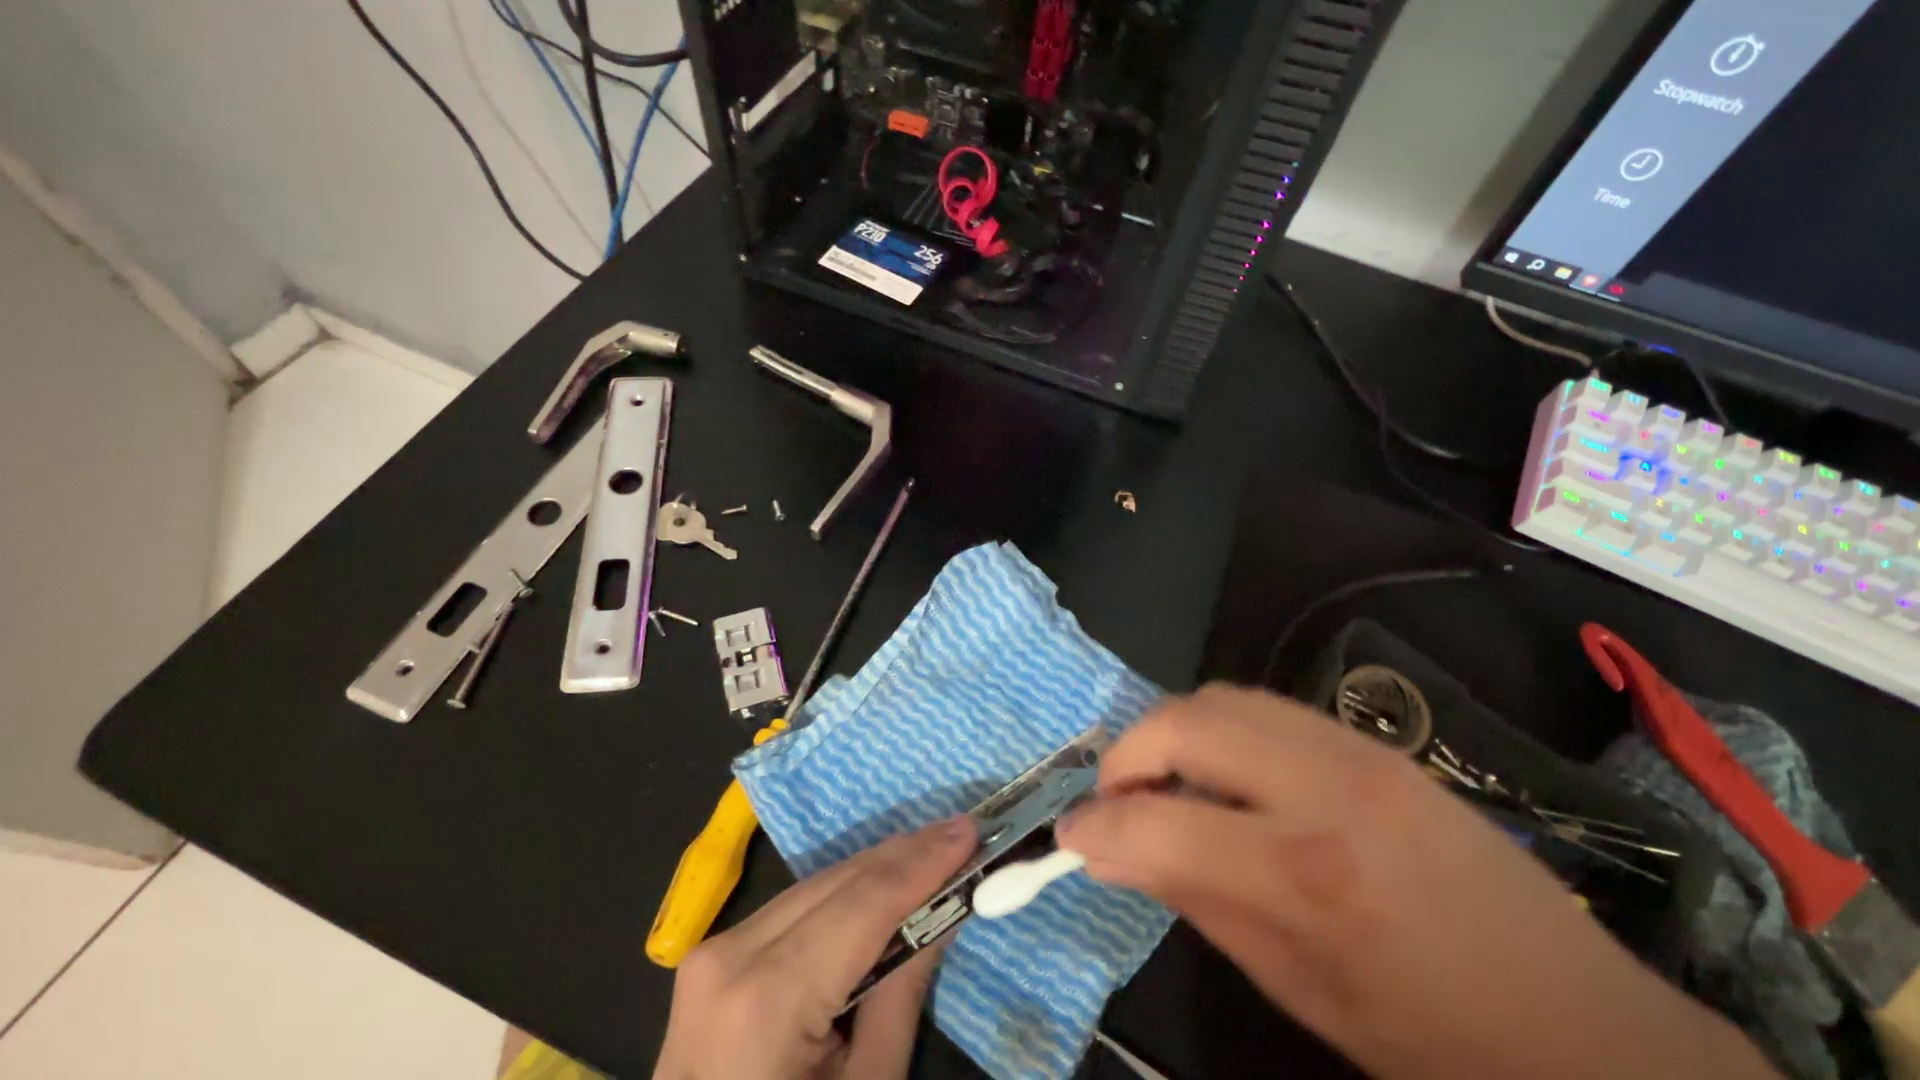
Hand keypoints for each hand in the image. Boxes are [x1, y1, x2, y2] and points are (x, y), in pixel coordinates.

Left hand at [651, 818, 975, 1079]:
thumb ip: (901, 995)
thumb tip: (941, 914)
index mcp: (769, 997)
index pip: (863, 904)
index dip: (921, 863)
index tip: (971, 830)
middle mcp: (731, 955)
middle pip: (836, 885)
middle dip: (904, 856)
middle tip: (962, 833)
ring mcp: (710, 953)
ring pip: (812, 888)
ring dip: (875, 869)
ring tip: (932, 850)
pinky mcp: (708, 958)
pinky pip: (787, 909)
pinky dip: (839, 894)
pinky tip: (878, 883)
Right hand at [1056, 684, 1778, 1079]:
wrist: (1580, 1026)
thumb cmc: (1428, 1038)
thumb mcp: (1294, 988)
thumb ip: (1196, 901)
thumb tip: (1117, 851)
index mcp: (1304, 874)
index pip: (1154, 821)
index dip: (1094, 827)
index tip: (1070, 838)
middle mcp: (1329, 789)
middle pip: (1186, 720)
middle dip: (1128, 754)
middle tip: (1116, 804)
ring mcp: (1363, 754)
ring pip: (1226, 698)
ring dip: (1176, 735)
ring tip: (1168, 787)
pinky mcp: (1384, 747)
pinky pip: (1273, 712)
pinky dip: (1227, 734)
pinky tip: (1232, 784)